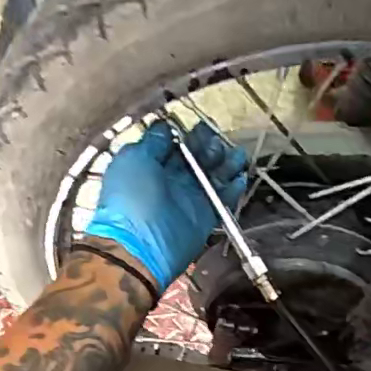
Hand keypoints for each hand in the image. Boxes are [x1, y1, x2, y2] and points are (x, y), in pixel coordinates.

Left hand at [82, 120, 248, 287]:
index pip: (171, 145)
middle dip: (208, 145)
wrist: (140, 245)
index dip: (183, 134)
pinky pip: (222, 199)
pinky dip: (233, 187)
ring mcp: (188, 200)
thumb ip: (152, 142)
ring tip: (235, 154)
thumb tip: (164, 128)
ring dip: (226, 162)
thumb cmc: (130, 197)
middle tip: (214, 140)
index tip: (195, 126)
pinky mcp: (204, 217)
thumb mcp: (133, 159)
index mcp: (148, 167)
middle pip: (194, 157)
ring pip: (212, 175)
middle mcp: (169, 182)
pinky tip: (240, 176)